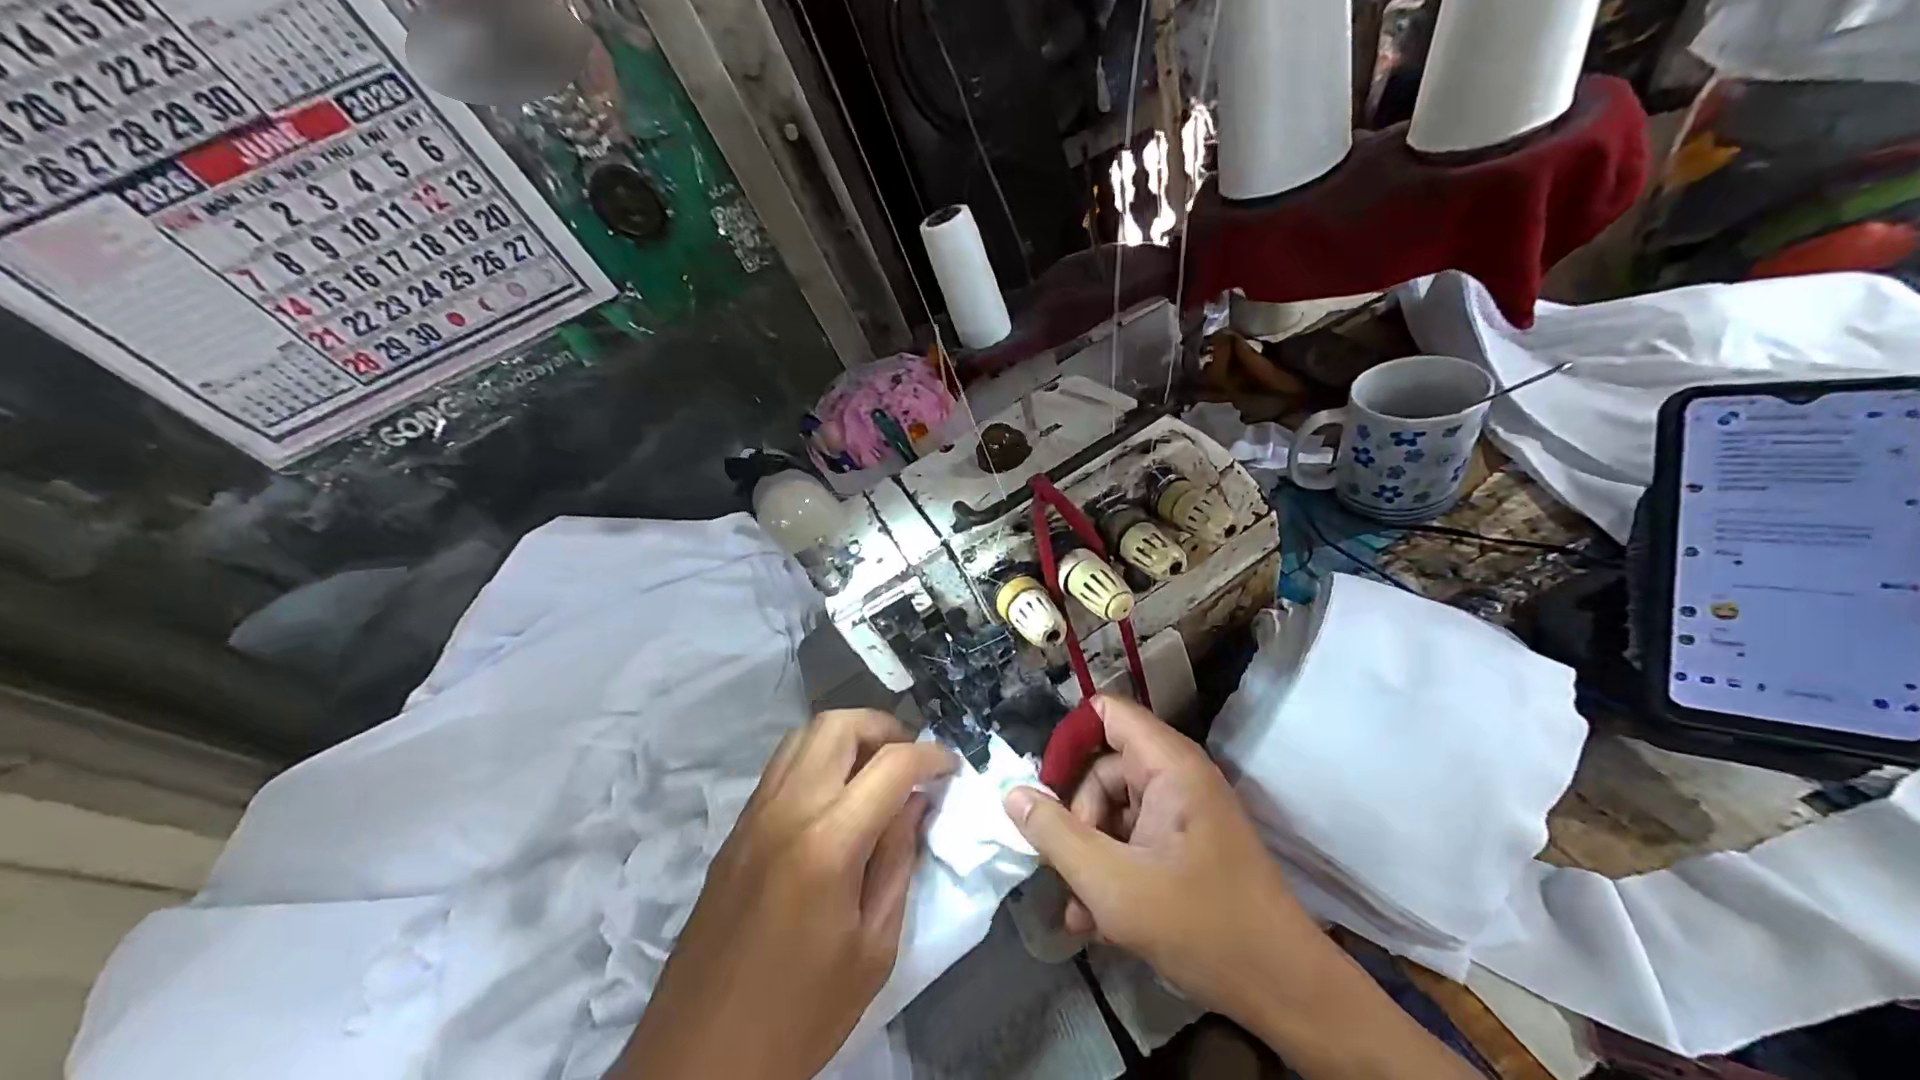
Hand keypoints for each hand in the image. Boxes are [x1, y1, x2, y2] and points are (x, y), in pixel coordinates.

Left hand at [617, 710, 956, 1079]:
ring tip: (878, 771)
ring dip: (849, 736)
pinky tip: (838, 796)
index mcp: (828, 841)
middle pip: (838, 724)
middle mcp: (787, 808)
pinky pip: (783, 765)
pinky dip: (819, 758)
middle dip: (886, 728)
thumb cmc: (802, 1012)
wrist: (703, 1054)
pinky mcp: (736, 829)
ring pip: (804, 735)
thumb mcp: (874, 946)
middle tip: (913, 760)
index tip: (952, 768)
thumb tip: (914, 804)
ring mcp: (754, 814)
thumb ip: (898, 861)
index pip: (891, 764)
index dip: (931, 756)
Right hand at [1003, 695, 1321, 1014]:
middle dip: (1075, 816)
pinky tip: (1095, 919)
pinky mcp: (1184, 846)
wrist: (1284, 989)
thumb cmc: (1200, 926)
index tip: (1039, 786)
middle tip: (1062, 864)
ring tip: (1078, 906)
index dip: (1068, 740)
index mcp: (1169, 766)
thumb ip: (1054, 834)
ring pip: (1113, 810)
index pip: (1107, 714)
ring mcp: (1182, 813)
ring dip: (1088, 853)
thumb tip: (1012, 793)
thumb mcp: (1111, 883)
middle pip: (1102, 769)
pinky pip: (1133, 838)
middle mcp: (1177, 778)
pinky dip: (1110, 869)